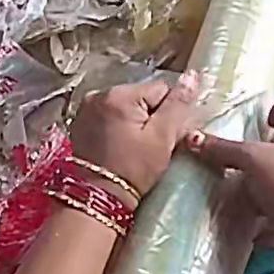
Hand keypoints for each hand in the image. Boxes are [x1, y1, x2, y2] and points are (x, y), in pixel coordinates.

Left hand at [69, 71, 198, 195]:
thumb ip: (178, 105)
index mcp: (120, 95)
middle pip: (143, 95)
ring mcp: (87, 107)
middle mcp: (99, 94)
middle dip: (151, 115)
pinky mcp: (81, 121)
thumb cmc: (134, 169)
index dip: (169, 113)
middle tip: (150, 143)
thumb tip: (192, 76)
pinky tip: (121, 144)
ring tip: (135, 145)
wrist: (99, 197)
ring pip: (128, 105)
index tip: (164, 136)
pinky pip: (111, 114)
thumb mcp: (162, 137)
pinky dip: (119, 125)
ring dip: (136, 120)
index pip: (161, 89)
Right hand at [181, 93, 273, 249]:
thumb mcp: (253, 158)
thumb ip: (223, 149)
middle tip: (229, 144)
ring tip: (222, 175)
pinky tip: (231, 208)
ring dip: (252, 176)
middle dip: (258, 143)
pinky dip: (253, 207)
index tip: (263, 113)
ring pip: (272, 171)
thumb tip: (190, 136)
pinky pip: (267, 202)